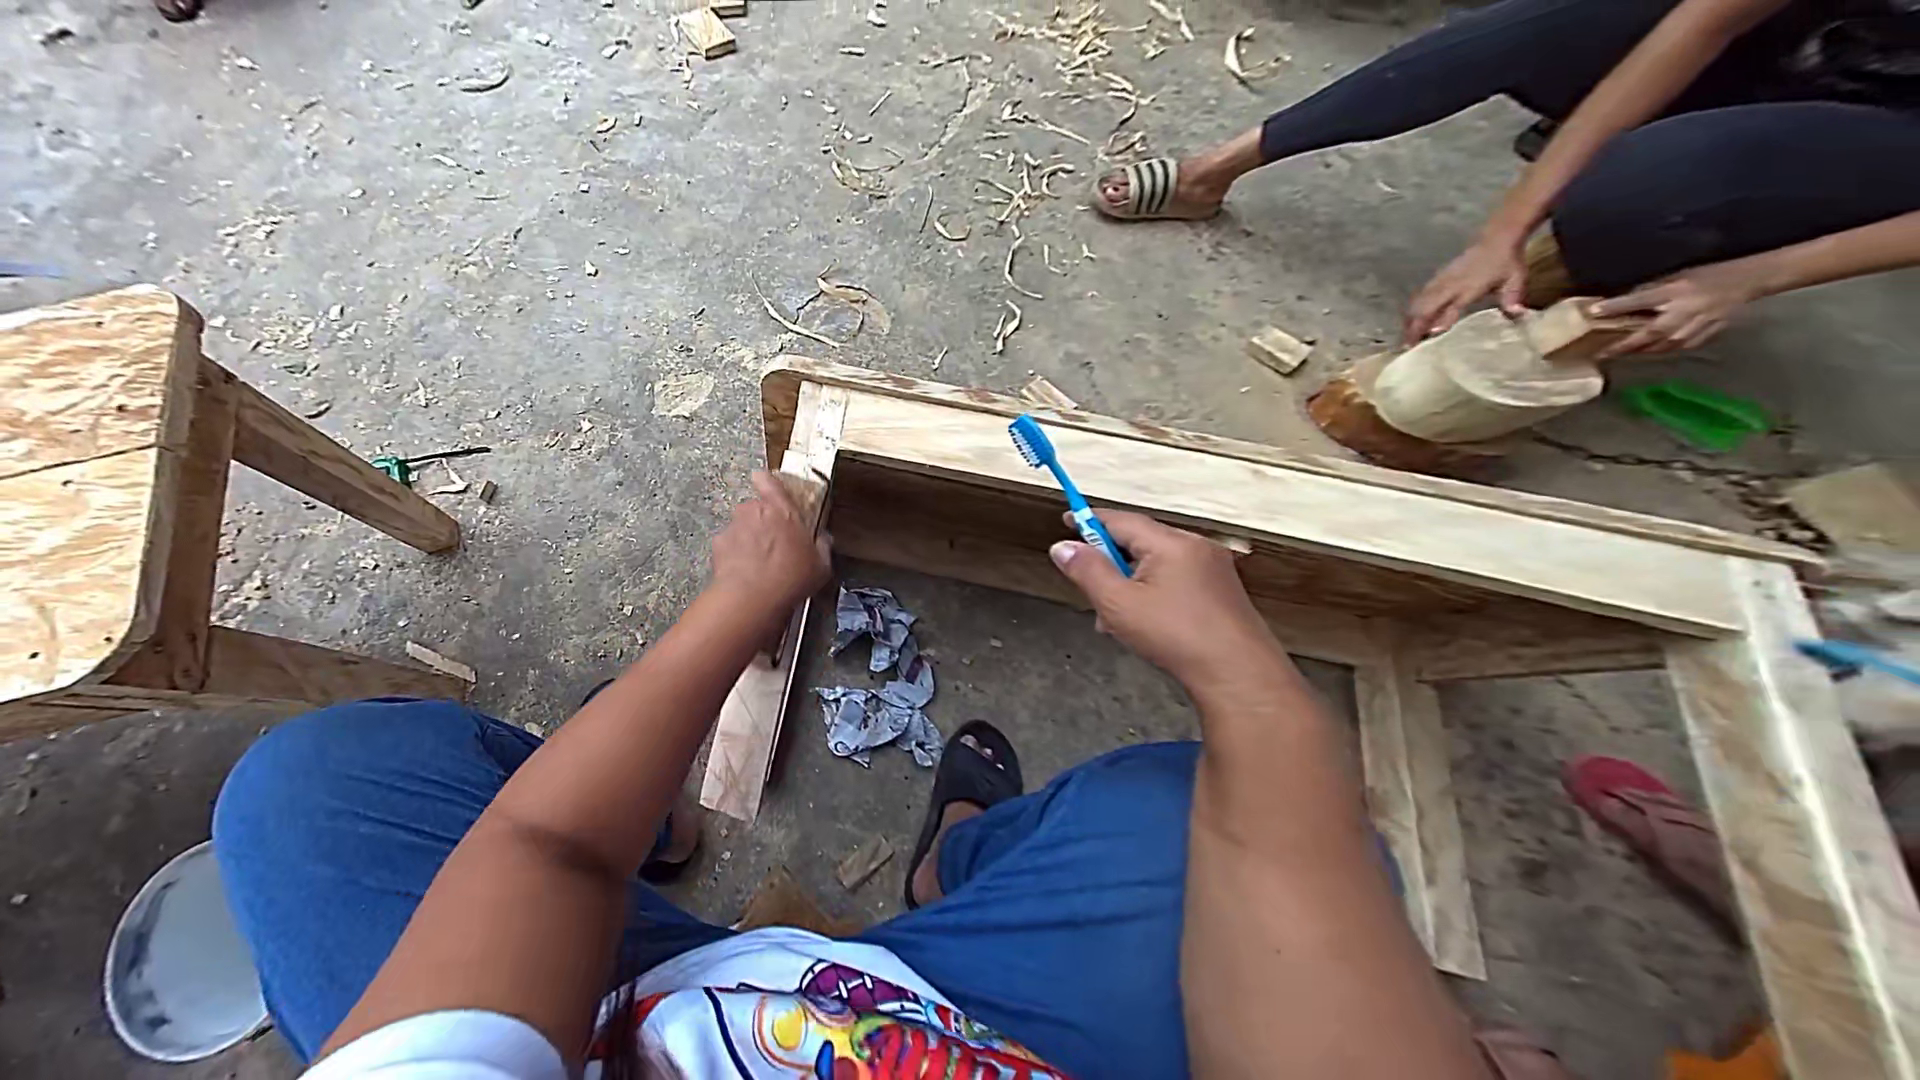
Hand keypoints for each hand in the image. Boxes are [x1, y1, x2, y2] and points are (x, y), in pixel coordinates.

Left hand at [708, 470, 831, 618]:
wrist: (752, 599)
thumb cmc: (789, 578)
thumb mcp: (821, 565)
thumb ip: (822, 546)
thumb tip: (824, 540)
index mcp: (783, 510)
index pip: (769, 481)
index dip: (767, 482)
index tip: (768, 484)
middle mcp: (755, 511)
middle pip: (756, 508)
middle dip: (763, 522)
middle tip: (776, 543)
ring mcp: (734, 527)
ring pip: (742, 527)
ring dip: (749, 539)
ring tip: (762, 564)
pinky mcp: (718, 545)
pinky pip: (729, 545)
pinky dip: (736, 556)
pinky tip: (747, 573)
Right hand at [1048, 510, 1285, 691]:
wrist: (1238, 675)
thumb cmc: (1179, 638)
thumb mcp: (1118, 604)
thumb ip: (1087, 571)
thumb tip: (1062, 547)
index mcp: (1171, 543)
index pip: (1121, 520)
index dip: (1090, 520)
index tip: (1067, 521)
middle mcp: (1195, 548)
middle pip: (1140, 542)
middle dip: (1109, 563)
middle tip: (1090, 588)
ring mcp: (1213, 569)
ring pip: (1157, 564)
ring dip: (1129, 584)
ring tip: (1115, 619)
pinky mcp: (1221, 592)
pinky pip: (1176, 579)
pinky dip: (1152, 592)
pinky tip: (1144, 624)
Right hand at [1403, 236, 1528, 343]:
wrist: (1496, 239)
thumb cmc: (1506, 262)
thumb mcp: (1516, 279)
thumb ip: (1513, 297)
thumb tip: (1517, 315)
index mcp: (1470, 287)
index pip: (1451, 308)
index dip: (1441, 322)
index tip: (1430, 337)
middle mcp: (1450, 286)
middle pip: (1426, 309)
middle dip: (1416, 327)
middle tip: (1408, 346)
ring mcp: (1440, 282)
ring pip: (1418, 304)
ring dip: (1410, 322)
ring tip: (1406, 338)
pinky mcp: (1435, 280)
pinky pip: (1418, 298)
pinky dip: (1412, 311)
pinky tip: (1409, 321)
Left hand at [1590, 261, 1760, 356]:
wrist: (1754, 278)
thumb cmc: (1709, 275)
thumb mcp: (1677, 276)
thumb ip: (1650, 289)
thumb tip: (1620, 302)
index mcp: (1678, 290)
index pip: (1641, 299)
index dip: (1616, 306)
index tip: (1592, 312)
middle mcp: (1688, 309)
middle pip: (1651, 332)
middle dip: (1625, 345)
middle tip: (1602, 354)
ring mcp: (1702, 322)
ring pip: (1666, 344)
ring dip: (1642, 350)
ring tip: (1621, 355)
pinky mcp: (1714, 331)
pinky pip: (1684, 345)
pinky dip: (1666, 349)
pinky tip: (1653, 351)